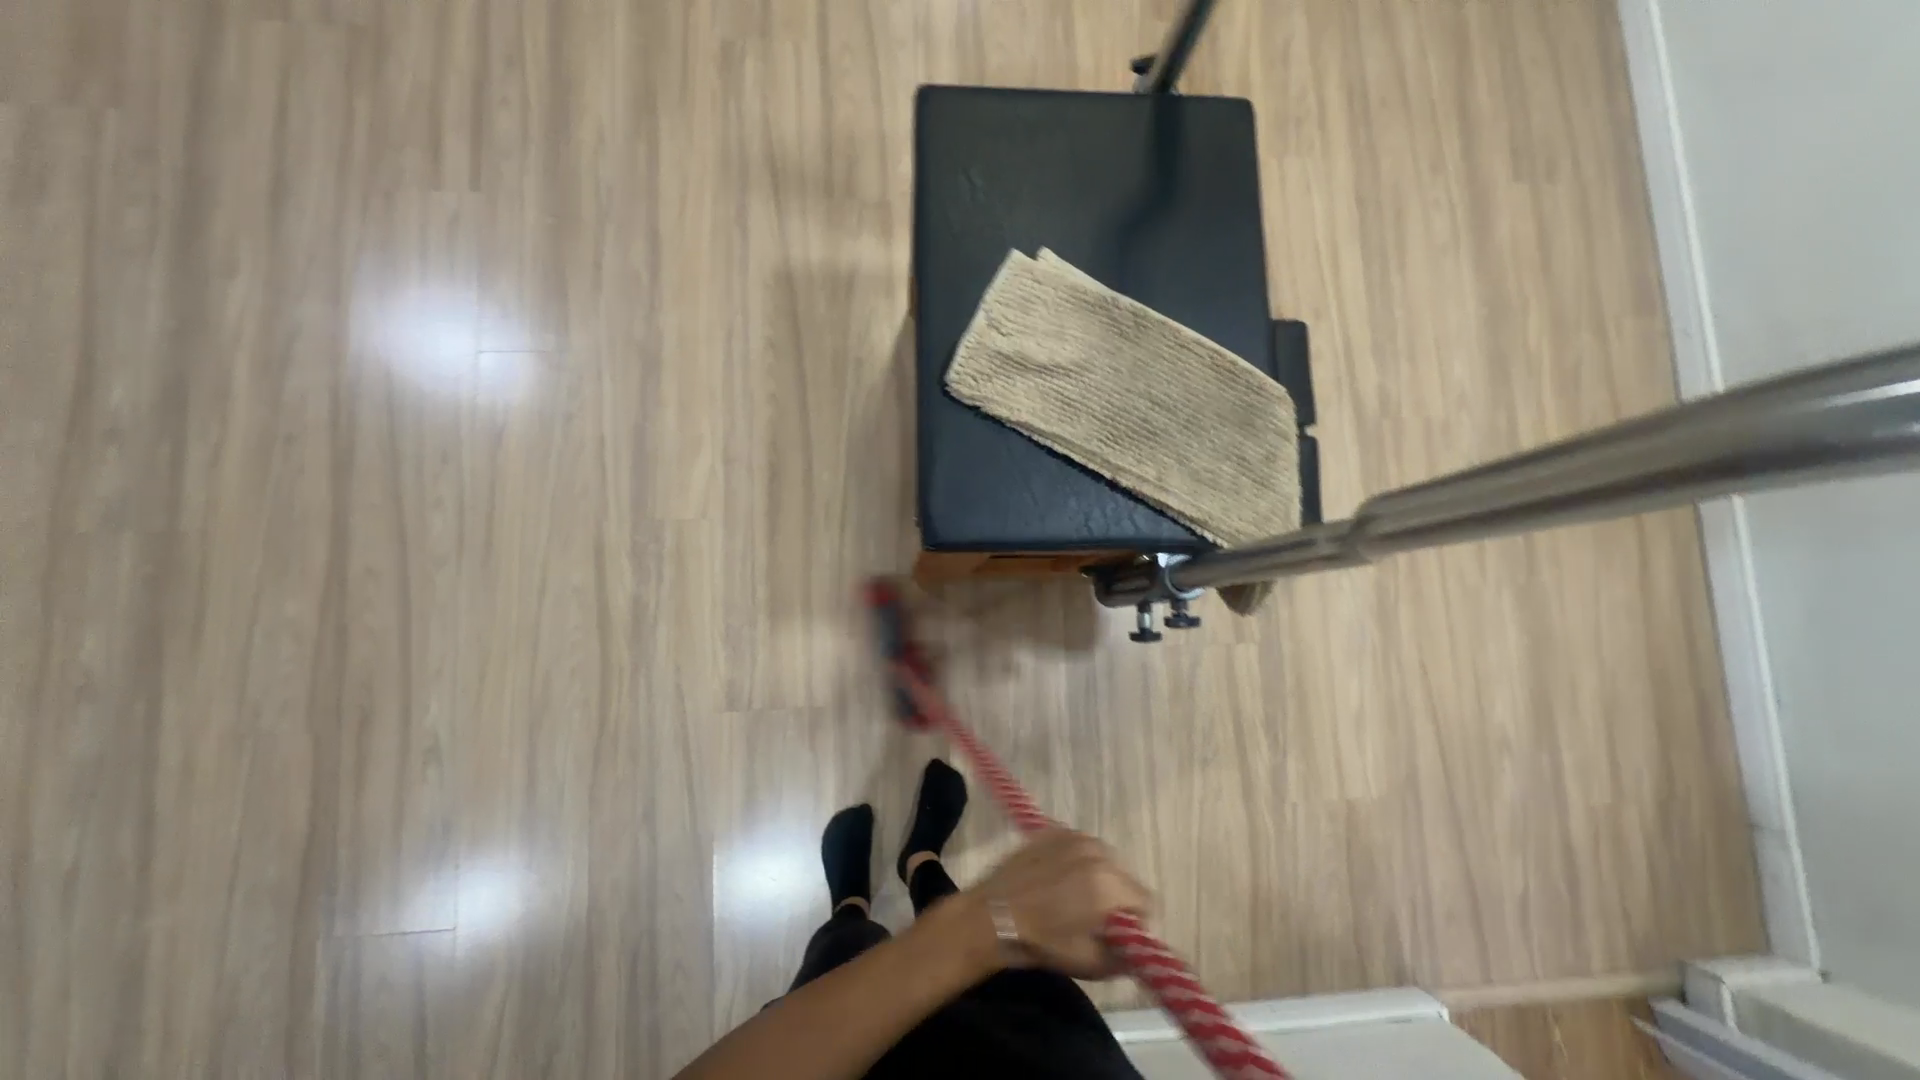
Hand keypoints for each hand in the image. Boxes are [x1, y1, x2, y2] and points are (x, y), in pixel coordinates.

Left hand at [966, 829, 1153, 979]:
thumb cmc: (1042, 942)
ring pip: (1104, 859)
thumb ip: (1128, 958)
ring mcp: (1073, 836)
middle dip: (1118, 899)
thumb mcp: (1091, 964)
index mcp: (1109, 884)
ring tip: (1072, 897)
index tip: (1119, 935)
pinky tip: (1056, 879)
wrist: (991, 916)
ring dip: (1098, 877)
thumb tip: (1141, 952)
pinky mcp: (1052, 830)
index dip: (1137, 923)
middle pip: (1126, 877)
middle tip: (1094, 919)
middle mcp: (1096, 851)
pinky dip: (1077, 861)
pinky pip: (1079, 846)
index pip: (1146, 902)